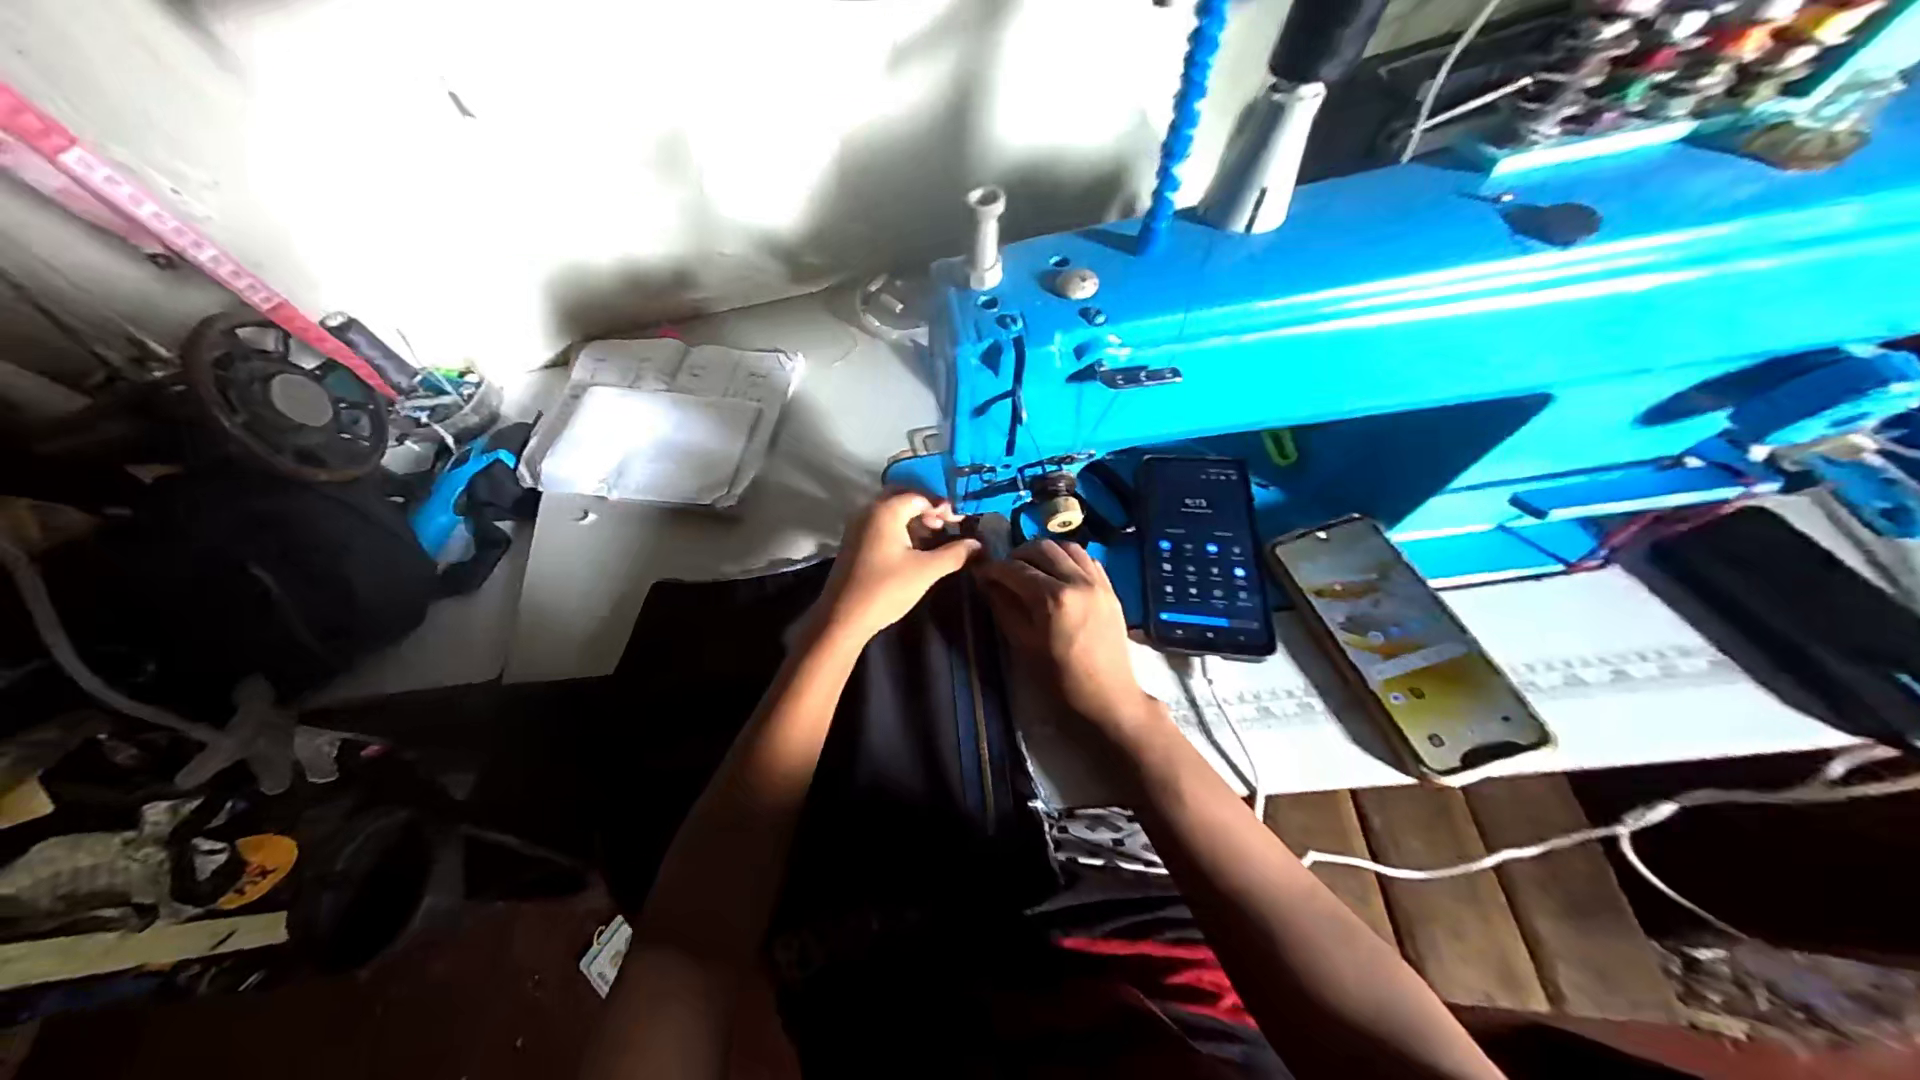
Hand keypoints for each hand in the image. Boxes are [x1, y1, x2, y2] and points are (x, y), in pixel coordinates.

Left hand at [815, 492, 979, 641]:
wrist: (842, 617)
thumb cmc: (886, 589)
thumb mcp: (926, 571)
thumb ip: (954, 554)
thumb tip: (977, 544)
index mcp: (885, 511)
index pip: (920, 495)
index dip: (942, 505)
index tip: (960, 520)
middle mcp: (869, 511)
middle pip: (903, 498)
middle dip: (927, 508)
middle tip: (946, 524)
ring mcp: (858, 527)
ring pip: (891, 512)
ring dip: (914, 519)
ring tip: (934, 538)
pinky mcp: (854, 543)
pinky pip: (881, 525)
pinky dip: (900, 529)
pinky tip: (914, 549)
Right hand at [977, 539, 1153, 735]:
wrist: (1107, 698)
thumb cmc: (1059, 679)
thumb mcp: (1023, 644)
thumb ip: (1004, 607)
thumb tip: (987, 582)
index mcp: (1053, 599)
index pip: (1015, 569)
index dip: (993, 568)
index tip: (981, 572)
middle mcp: (1077, 581)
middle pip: (1041, 548)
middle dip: (1018, 555)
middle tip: (1005, 571)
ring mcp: (1098, 582)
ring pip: (1066, 547)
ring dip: (1044, 553)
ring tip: (1031, 569)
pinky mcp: (1111, 588)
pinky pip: (1087, 559)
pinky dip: (1068, 559)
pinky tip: (1057, 574)